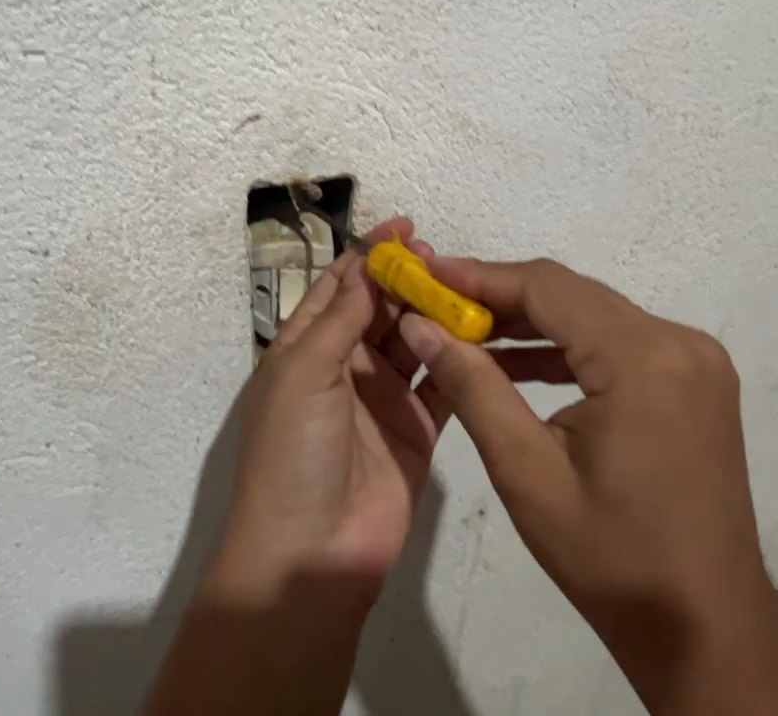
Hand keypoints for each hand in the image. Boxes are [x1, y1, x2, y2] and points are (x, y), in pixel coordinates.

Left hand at [204, 217, 443, 608]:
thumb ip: (340, 318)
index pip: (337, 287)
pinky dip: (458, 356)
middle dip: (405, 278)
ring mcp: (383, 398)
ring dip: (433, 311)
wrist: (313, 552)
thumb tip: (364, 263)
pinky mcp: (418, 427)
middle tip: (442, 255)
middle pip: (378, 308)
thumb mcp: (305, 374)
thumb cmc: (294, 452)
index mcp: (304, 348)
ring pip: (412, 339)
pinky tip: (483, 331)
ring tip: (466, 284)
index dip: (367, 255)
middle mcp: (343, 367)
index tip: (403, 226)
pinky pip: (442, 382)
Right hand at [397, 258, 777, 715]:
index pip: (547, 287)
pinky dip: (566, 346)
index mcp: (642, 360)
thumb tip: (419, 326)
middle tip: (435, 304)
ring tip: (463, 332)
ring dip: (530, 321)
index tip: (424, 275)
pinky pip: (617, 340)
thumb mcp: (525, 471)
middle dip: (499, 296)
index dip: (479, 276)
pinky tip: (515, 362)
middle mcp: (679, 342)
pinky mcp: (694, 379)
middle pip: (572, 293)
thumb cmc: (610, 555)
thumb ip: (472, 386)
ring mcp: (694, 359)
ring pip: (593, 313)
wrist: (705, 621)